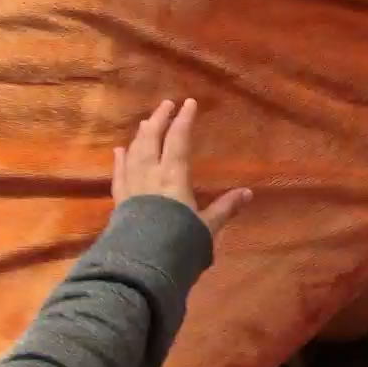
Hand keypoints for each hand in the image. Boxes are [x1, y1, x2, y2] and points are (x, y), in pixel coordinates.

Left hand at [111, 98, 251, 233]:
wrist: (141, 263)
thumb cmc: (178, 242)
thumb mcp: (207, 227)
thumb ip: (225, 208)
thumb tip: (248, 192)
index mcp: (174, 177)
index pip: (178, 141)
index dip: (184, 120)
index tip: (189, 102)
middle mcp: (150, 175)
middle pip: (152, 140)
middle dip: (159, 120)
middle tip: (165, 104)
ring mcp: (132, 187)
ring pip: (134, 153)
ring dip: (141, 135)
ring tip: (146, 122)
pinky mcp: (120, 201)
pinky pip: (119, 174)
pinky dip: (120, 160)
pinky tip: (119, 151)